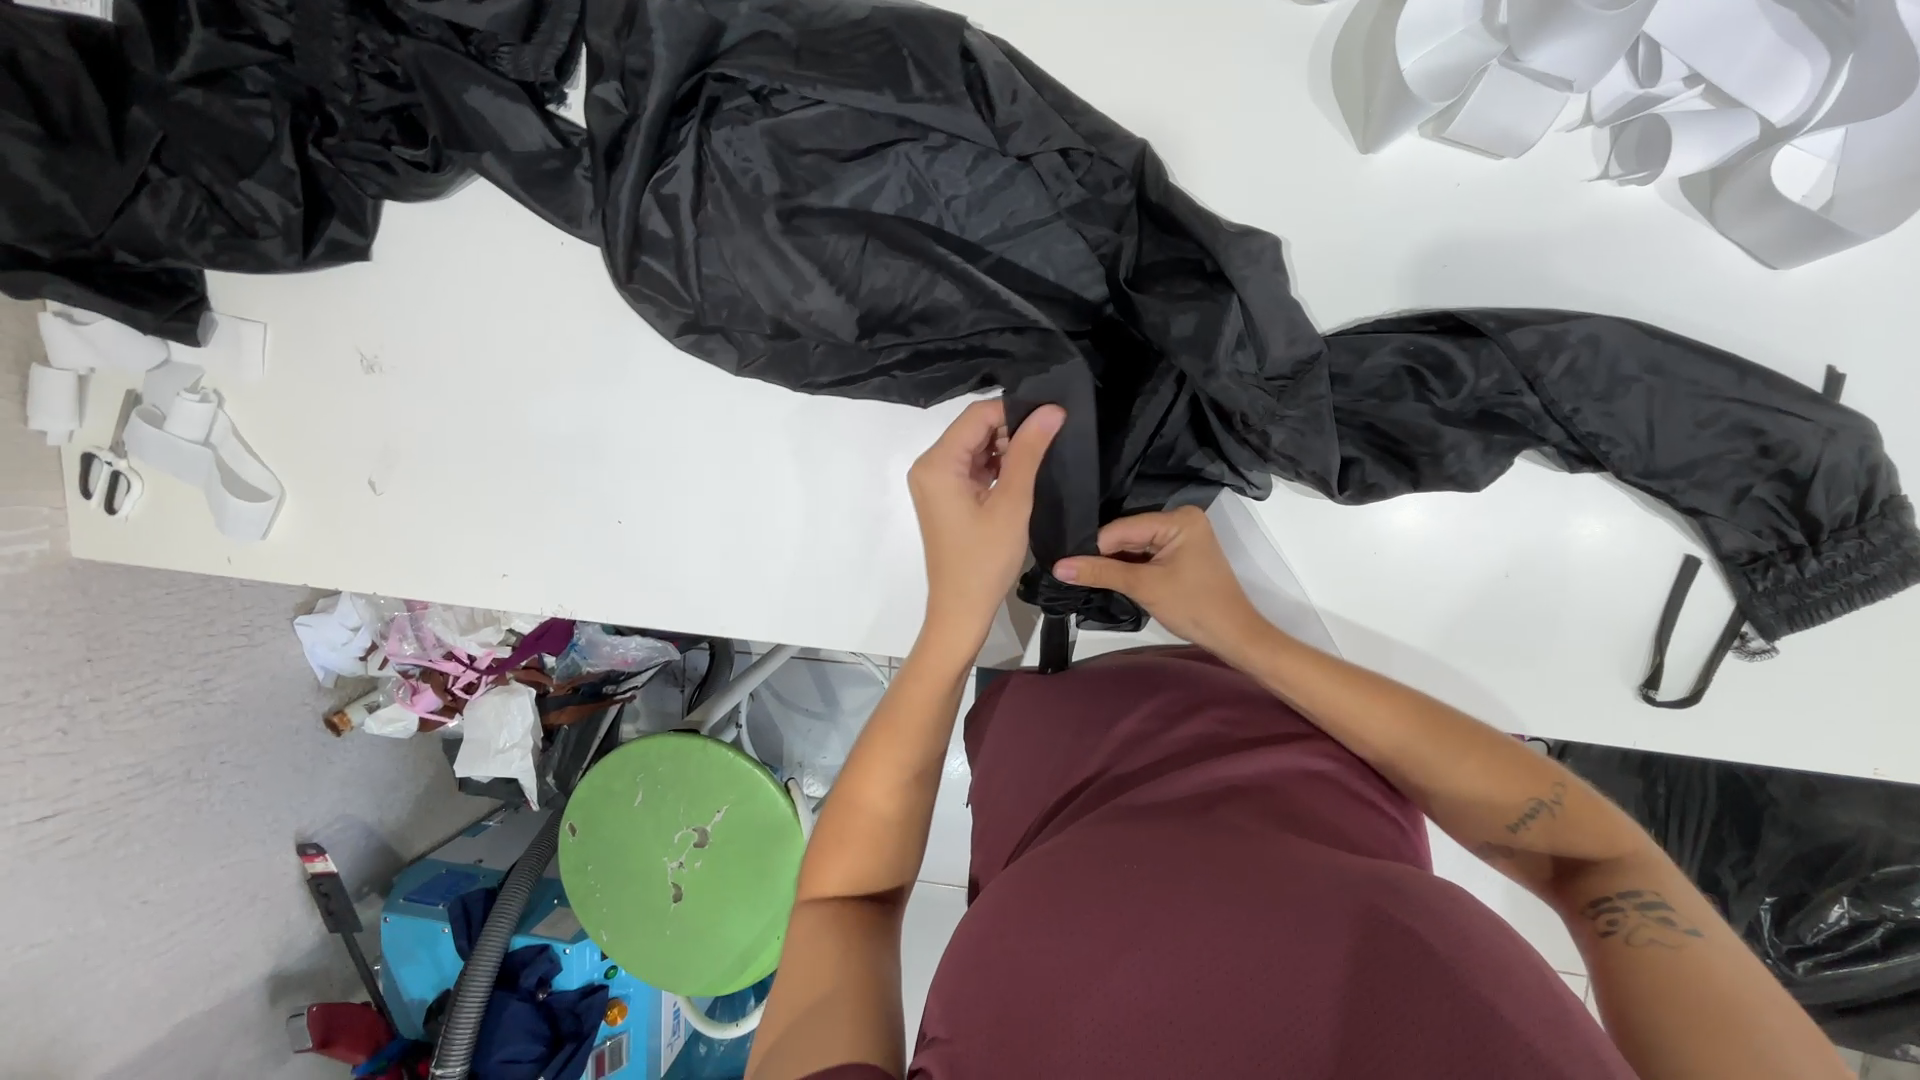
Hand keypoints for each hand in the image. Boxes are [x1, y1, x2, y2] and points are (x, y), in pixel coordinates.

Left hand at [909, 400, 1063, 647]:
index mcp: (937, 463)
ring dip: (1006, 448)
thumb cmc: (985, 559)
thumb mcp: (1012, 502)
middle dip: (1011, 429)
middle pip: (974, 428)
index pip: (977, 415)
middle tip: (1051, 437)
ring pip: (975, 447)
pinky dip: (997, 466)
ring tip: (1041, 456)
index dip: (1014, 410)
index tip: (1051, 416)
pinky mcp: (944, 496)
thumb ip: (1030, 451)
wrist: (962, 608)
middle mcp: (929, 466)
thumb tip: (1051, 410)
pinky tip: (1023, 473)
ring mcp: (934, 482)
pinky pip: (972, 467)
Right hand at [1054, 505, 1273, 660]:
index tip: (1067, 566)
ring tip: (1084, 575)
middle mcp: (1180, 519)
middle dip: (1103, 555)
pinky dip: (1129, 567)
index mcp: (1178, 518)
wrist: (1233, 635)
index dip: (1094, 548)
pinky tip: (1109, 578)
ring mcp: (1181, 536)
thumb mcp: (1143, 586)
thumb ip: (1100, 572)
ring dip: (1114, 562)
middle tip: (1070, 571)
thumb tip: (1057, 566)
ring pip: (1133, 545)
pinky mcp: (1179, 553)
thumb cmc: (1193, 606)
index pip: (1121, 528)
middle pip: (1126, 534)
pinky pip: (1145, 554)